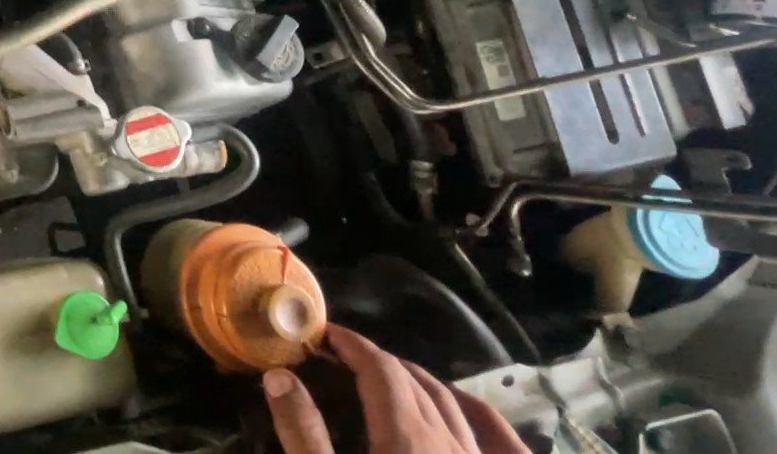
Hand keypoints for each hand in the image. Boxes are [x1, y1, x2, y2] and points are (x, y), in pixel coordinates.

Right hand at [263, 326, 528, 453]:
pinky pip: (496, 437)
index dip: (352, 344)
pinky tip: (459, 406)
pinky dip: (475, 411)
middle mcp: (449, 444)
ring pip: (454, 404)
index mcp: (406, 438)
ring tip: (390, 373)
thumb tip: (280, 376)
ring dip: (418, 378)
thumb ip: (303, 433)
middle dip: (377, 358)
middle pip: (415, 380)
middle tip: (344, 354)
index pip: (380, 369)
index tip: (325, 335)